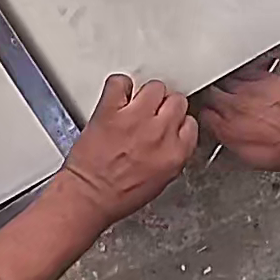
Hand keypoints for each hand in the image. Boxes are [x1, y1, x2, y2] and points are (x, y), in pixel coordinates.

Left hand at [55, 74, 198, 227]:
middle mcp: (159, 133)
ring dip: (144, 94)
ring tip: (133, 104)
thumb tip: (171, 136)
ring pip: (153, 87)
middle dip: (164, 105)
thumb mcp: (161, 180)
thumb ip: (171, 153)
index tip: (168, 121)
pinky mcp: (110, 111)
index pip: (190, 122)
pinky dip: (118, 86)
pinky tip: (116, 98)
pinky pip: (120, 82)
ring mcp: (134, 119)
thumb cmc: (119, 196)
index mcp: (175, 153)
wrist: (89, 197)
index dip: (177, 120)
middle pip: (176, 100)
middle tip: (151, 112)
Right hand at [197, 67, 279, 171]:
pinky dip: (245, 75)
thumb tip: (224, 136)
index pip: (205, 114)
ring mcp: (249, 90)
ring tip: (236, 91)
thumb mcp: (250, 158)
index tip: (212, 114)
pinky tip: (250, 81)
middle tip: (221, 101)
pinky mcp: (265, 78)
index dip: (208, 114)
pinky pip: (246, 71)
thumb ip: (230, 142)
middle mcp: (234, 106)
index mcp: (227, 129)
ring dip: (228, 85)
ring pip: (226, 80)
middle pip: (211, 94)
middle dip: (214, 97)